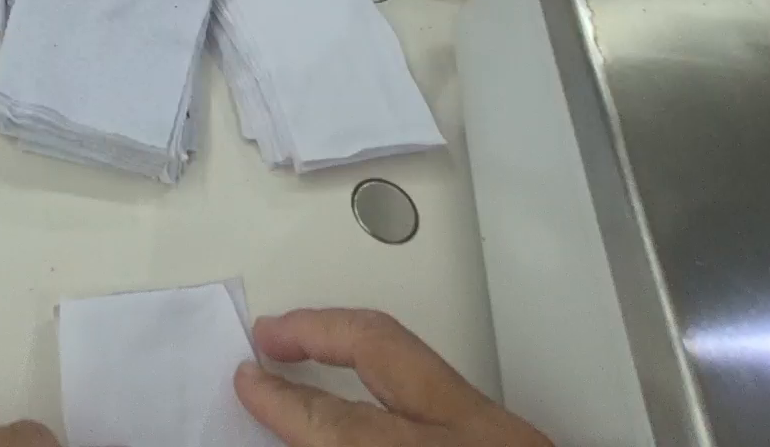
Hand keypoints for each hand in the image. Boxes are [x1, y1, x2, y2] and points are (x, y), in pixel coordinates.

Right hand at [233, 309, 551, 446]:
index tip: (248, 384)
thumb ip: (357, 443)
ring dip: (352, 343)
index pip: (343, 428)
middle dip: (315, 333)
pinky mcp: (521, 437)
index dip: (286, 405)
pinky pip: (439, 383)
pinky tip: (367, 388)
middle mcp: (478, 441)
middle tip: (268, 337)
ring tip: (309, 342)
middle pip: (383, 350)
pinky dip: (390, 374)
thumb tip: (308, 430)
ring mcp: (508, 435)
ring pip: (416, 356)